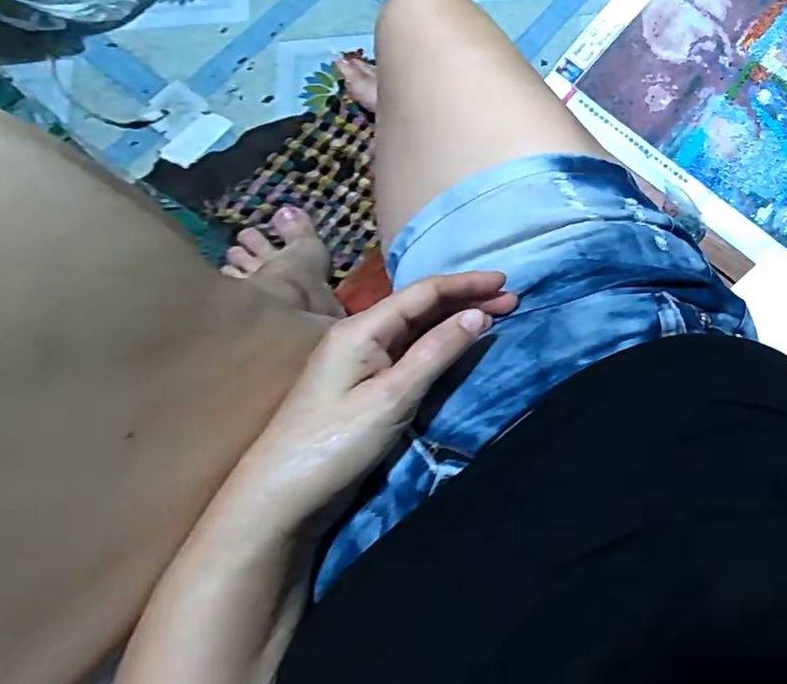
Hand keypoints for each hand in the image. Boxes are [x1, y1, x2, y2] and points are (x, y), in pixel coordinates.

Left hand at [208, 272, 517, 537]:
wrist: (275, 504)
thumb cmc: (334, 444)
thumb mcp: (392, 396)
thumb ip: (437, 351)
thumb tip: (478, 313)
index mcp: (362, 328)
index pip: (425, 292)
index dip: (467, 283)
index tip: (506, 282)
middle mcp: (361, 335)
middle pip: (423, 305)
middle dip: (468, 298)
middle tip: (511, 300)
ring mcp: (360, 360)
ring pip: (418, 326)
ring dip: (457, 318)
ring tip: (495, 315)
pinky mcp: (364, 384)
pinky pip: (411, 348)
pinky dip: (442, 340)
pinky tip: (459, 342)